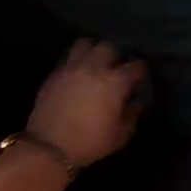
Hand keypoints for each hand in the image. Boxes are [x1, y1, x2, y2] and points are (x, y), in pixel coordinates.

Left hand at [24, 40, 144, 166]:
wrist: (49, 147)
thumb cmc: (89, 143)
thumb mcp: (121, 135)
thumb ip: (133, 114)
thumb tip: (136, 101)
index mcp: (114, 82)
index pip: (136, 66)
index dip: (141, 73)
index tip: (139, 81)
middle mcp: (93, 68)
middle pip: (108, 46)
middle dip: (116, 54)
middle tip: (116, 68)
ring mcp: (70, 69)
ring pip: (84, 44)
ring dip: (92, 50)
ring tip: (94, 63)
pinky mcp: (53, 75)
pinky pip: (66, 58)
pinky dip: (75, 61)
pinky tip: (76, 73)